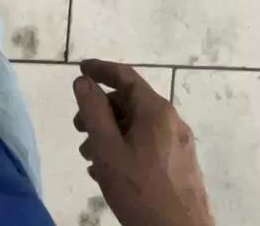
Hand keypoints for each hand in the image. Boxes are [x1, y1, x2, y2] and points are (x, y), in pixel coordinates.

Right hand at [72, 59, 213, 225]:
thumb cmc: (141, 191)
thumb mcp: (107, 148)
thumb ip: (93, 110)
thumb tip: (83, 81)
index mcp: (156, 110)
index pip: (125, 76)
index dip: (100, 69)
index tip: (80, 69)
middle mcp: (172, 121)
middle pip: (130, 102)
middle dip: (100, 111)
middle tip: (78, 128)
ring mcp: (179, 146)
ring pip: (138, 127)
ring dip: (110, 134)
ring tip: (89, 157)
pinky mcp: (181, 168)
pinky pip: (148, 146)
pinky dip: (125, 148)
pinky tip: (110, 172)